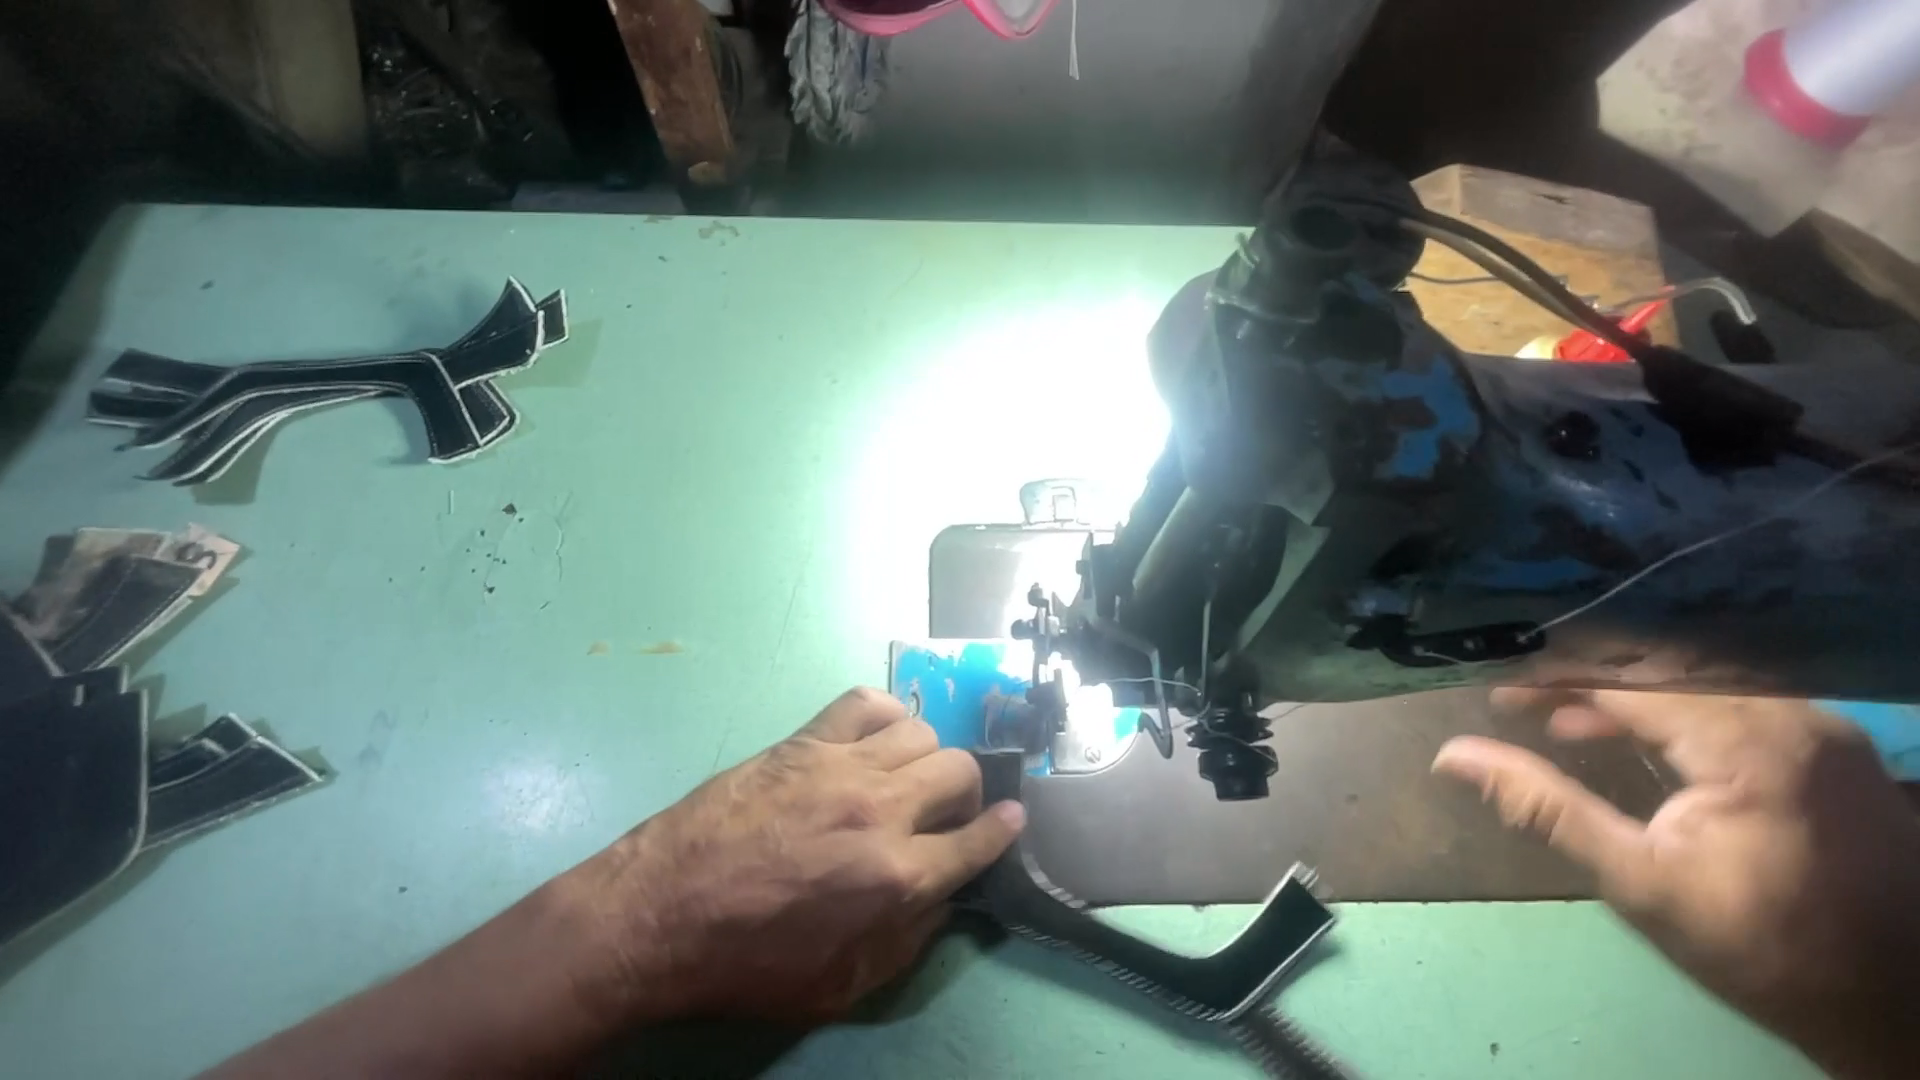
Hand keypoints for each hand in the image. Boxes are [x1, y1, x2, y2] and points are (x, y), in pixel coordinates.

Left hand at [559, 687, 1025, 1025]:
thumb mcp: (839, 986)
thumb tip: (946, 896)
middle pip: (961, 771)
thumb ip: (908, 940)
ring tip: (905, 778)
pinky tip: (875, 738)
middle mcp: (881, 811)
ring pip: (921, 732)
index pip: (977, 841)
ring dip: (927, 756)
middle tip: (945, 814)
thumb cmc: (748, 961)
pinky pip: (865, 702)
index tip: (1013, 821)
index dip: (1004, 832)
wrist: (659, 914)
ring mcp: (841, 766)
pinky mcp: (804, 741)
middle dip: (968, 794)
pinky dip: (884, 714)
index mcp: (895, 877)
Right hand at [1433, 691, 1919, 1078]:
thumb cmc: (1758, 946)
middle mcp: (1793, 718)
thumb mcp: (1635, 879)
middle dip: (1580, 681)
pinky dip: (1669, 710)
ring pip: (1695, 682)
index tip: (1496, 694)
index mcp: (1747, 743)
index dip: (1551, 682)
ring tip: (1560, 720)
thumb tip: (1451, 755)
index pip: (1627, 682)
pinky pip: (1731, 702)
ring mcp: (1821, 730)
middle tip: (1519, 702)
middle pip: (1661, 671)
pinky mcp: (1831, 749)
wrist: (1898, 1008)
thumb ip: (1543, 807)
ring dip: (1621, 694)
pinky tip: (1633, 736)